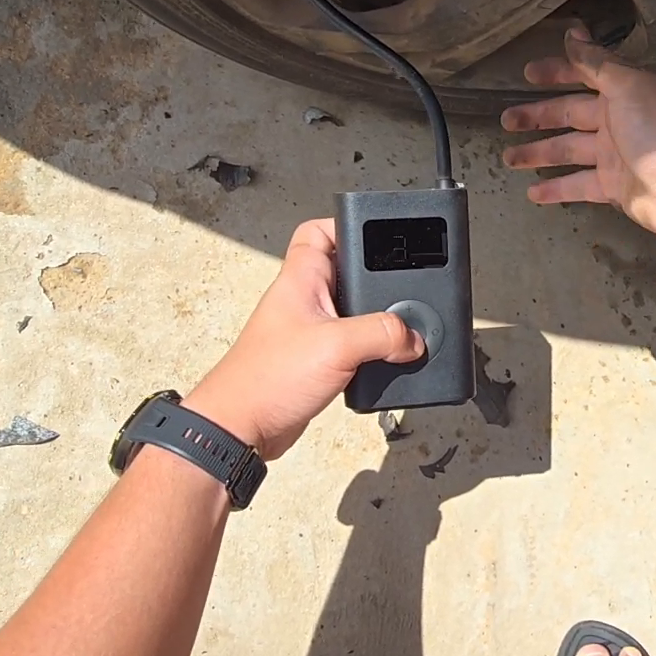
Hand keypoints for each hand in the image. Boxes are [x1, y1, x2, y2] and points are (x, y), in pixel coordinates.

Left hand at [182, 219, 422, 458]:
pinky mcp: (317, 360)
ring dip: (376, 319)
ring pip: (353, 310)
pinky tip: (385, 360)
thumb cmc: (265, 380)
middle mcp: (305, 300)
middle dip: (376, 279)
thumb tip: (413, 337)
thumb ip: (383, 334)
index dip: (347, 226)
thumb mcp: (336, 346)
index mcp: (300, 280)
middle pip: (346, 272)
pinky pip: (352, 343)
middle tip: (400, 285)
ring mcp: (311, 330)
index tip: (379, 233)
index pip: (319, 231)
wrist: (242, 429)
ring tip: (398, 326)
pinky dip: (371, 349)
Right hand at [501, 26, 655, 244]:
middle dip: (537, 116)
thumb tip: (573, 32)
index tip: (528, 73)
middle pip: (570, 113)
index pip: (584, 75)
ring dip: (538, 153)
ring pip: (568, 150)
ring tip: (508, 158)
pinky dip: (556, 188)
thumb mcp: (628, 86)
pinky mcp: (612, 187)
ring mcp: (614, 156)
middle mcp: (618, 120)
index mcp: (624, 91)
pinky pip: (577, 185)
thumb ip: (597, 62)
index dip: (557, 72)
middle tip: (506, 120)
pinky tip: (532, 193)